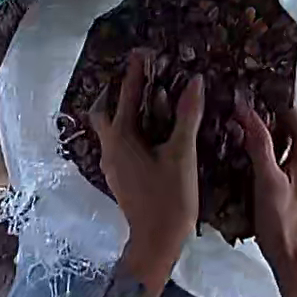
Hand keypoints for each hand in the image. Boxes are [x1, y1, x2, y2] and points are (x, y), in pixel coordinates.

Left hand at [87, 49, 201, 296]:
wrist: (156, 243)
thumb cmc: (169, 198)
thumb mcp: (181, 155)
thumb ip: (187, 117)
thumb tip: (195, 82)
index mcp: (120, 137)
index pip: (126, 96)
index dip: (135, 73)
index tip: (140, 53)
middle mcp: (109, 147)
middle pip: (102, 111)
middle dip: (113, 94)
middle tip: (133, 82)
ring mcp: (111, 164)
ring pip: (109, 129)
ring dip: (121, 113)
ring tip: (144, 105)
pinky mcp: (118, 176)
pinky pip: (118, 143)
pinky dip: (128, 131)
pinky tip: (147, 136)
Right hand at [236, 99, 296, 296]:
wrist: (294, 260)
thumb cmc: (282, 221)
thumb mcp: (268, 180)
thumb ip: (259, 143)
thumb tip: (244, 107)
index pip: (290, 111)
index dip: (267, 99)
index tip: (242, 88)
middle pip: (290, 121)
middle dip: (266, 109)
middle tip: (235, 99)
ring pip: (285, 135)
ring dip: (265, 125)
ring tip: (235, 117)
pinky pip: (282, 149)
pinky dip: (267, 141)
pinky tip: (244, 144)